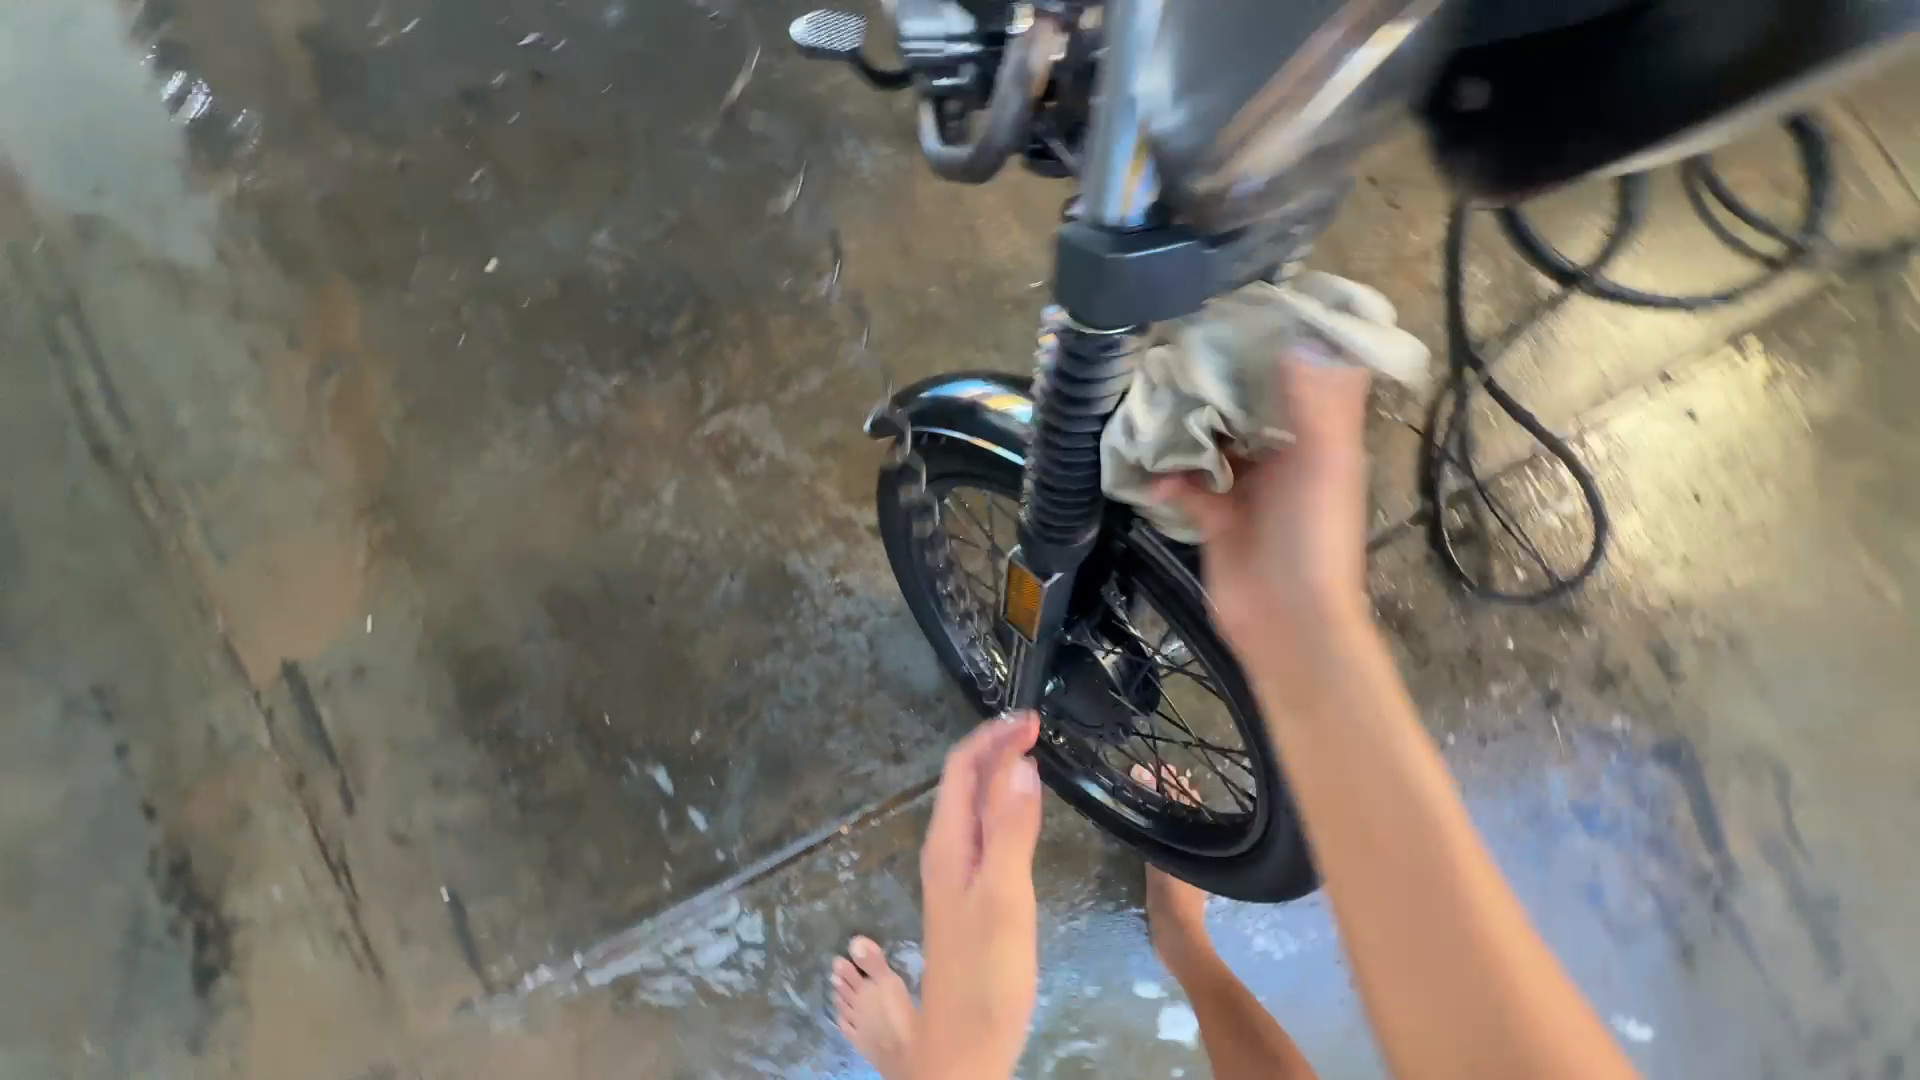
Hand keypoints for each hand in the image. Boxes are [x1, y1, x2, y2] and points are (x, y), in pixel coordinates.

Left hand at [915, 711, 1044, 1079]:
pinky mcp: (971, 891)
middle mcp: (946, 848)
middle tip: (1037, 729)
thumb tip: (1020, 764)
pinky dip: (1004, 804)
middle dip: (995, 746)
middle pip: (964, 781)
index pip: (961, 768)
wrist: (965, 1046)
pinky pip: (983, 829)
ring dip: (998, 772)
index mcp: (947, 841)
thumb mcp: (1003, 895)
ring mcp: (956, 871)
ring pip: (973, 804)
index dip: (991, 737)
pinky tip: (1023, 811)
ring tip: (1033, 754)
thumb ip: (1010, 828)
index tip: (1031, 720)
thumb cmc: (986, 971)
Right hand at [1153, 350, 1374, 659]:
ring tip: (1150, 399)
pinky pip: (1187, 488)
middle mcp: (1283, 458)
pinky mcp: (1216, 518)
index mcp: (1317, 440)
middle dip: (1215, 386)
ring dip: (1185, 429)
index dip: (1272, 350)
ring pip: (1212, 445)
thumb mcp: (1323, 463)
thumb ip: (1315, 403)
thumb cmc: (1312, 538)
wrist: (1286, 619)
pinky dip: (1168, 480)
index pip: (1296, 381)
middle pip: (1247, 410)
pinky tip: (1150, 475)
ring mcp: (1247, 489)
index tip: (1236, 314)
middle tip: (1174, 351)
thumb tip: (1300, 338)